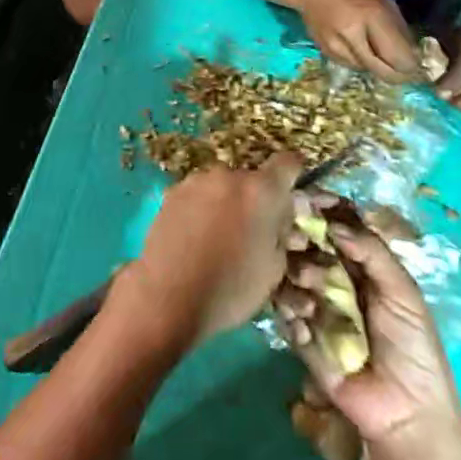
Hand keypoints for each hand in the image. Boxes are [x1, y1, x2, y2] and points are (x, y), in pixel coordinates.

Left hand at [123, 154, 304, 342]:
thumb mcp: (274, 268)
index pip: (288, 162)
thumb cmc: (230, 288)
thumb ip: (281, 232)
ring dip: (227, 202)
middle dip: (256, 198)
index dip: (292, 176)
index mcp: (261, 190)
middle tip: (252, 229)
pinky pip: (197, 195)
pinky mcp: (171, 193)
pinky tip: (195, 237)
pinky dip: (202, 208)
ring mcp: (196, 181)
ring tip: (219, 236)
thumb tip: (280, 217)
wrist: (167, 297)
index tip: (290, 195)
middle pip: (252, 178)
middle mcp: (229, 175)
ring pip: (222, 186)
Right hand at [275, 221, 460, 442]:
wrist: (407, 412)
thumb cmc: (413, 347)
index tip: (306, 198)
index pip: (336, 227)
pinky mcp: (301, 336)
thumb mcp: (403, 292)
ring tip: (310, 300)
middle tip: (296, 243)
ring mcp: (315, 305)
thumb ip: (371, 251)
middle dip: (299, 239)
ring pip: (291, 275)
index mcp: (362, 264)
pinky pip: (285, 314)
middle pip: (308, 245)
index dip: (322, 210)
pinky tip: (307, 326)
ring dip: (296, 278)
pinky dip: (292, 314)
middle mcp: (334, 278)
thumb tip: (334, 222)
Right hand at [296, 0, 419, 82]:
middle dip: (398, 75)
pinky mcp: (327, 54)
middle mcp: (354, 35)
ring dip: (379, 66)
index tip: (416, 65)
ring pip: (370, 71)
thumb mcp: (384, 2)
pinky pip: (354, 67)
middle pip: (384, 73)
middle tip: (404, 70)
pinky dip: (362, 62)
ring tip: (378, 50)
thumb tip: (413, 56)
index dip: (411, 67)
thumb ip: (400, 29)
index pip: (399, 58)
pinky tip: (359, 47)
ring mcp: (337, 47)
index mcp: (373, 16)